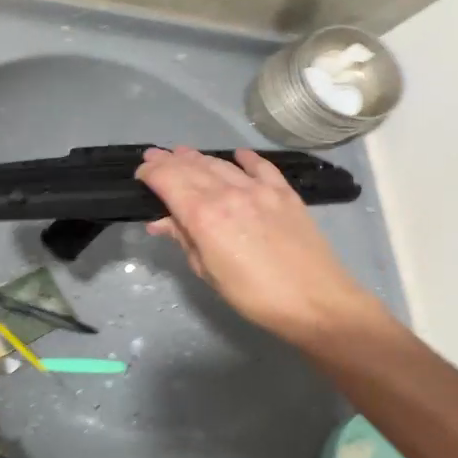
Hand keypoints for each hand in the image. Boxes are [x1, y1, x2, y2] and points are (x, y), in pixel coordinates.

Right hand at [135, 146, 382, 344]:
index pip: (168, 180)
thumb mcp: (207, 271)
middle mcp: (228, 193)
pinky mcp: (285, 194)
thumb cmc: (252, 294)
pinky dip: (245, 159)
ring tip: (183, 154)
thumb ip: (184, 239)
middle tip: (154, 155)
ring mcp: (259, 190)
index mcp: (203, 215)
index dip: (150, 173)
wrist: (317, 302)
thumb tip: (161, 222)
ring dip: (198, 158)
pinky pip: (261, 167)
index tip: (140, 174)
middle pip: (191, 167)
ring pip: (220, 164)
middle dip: (169, 160)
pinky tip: (237, 155)